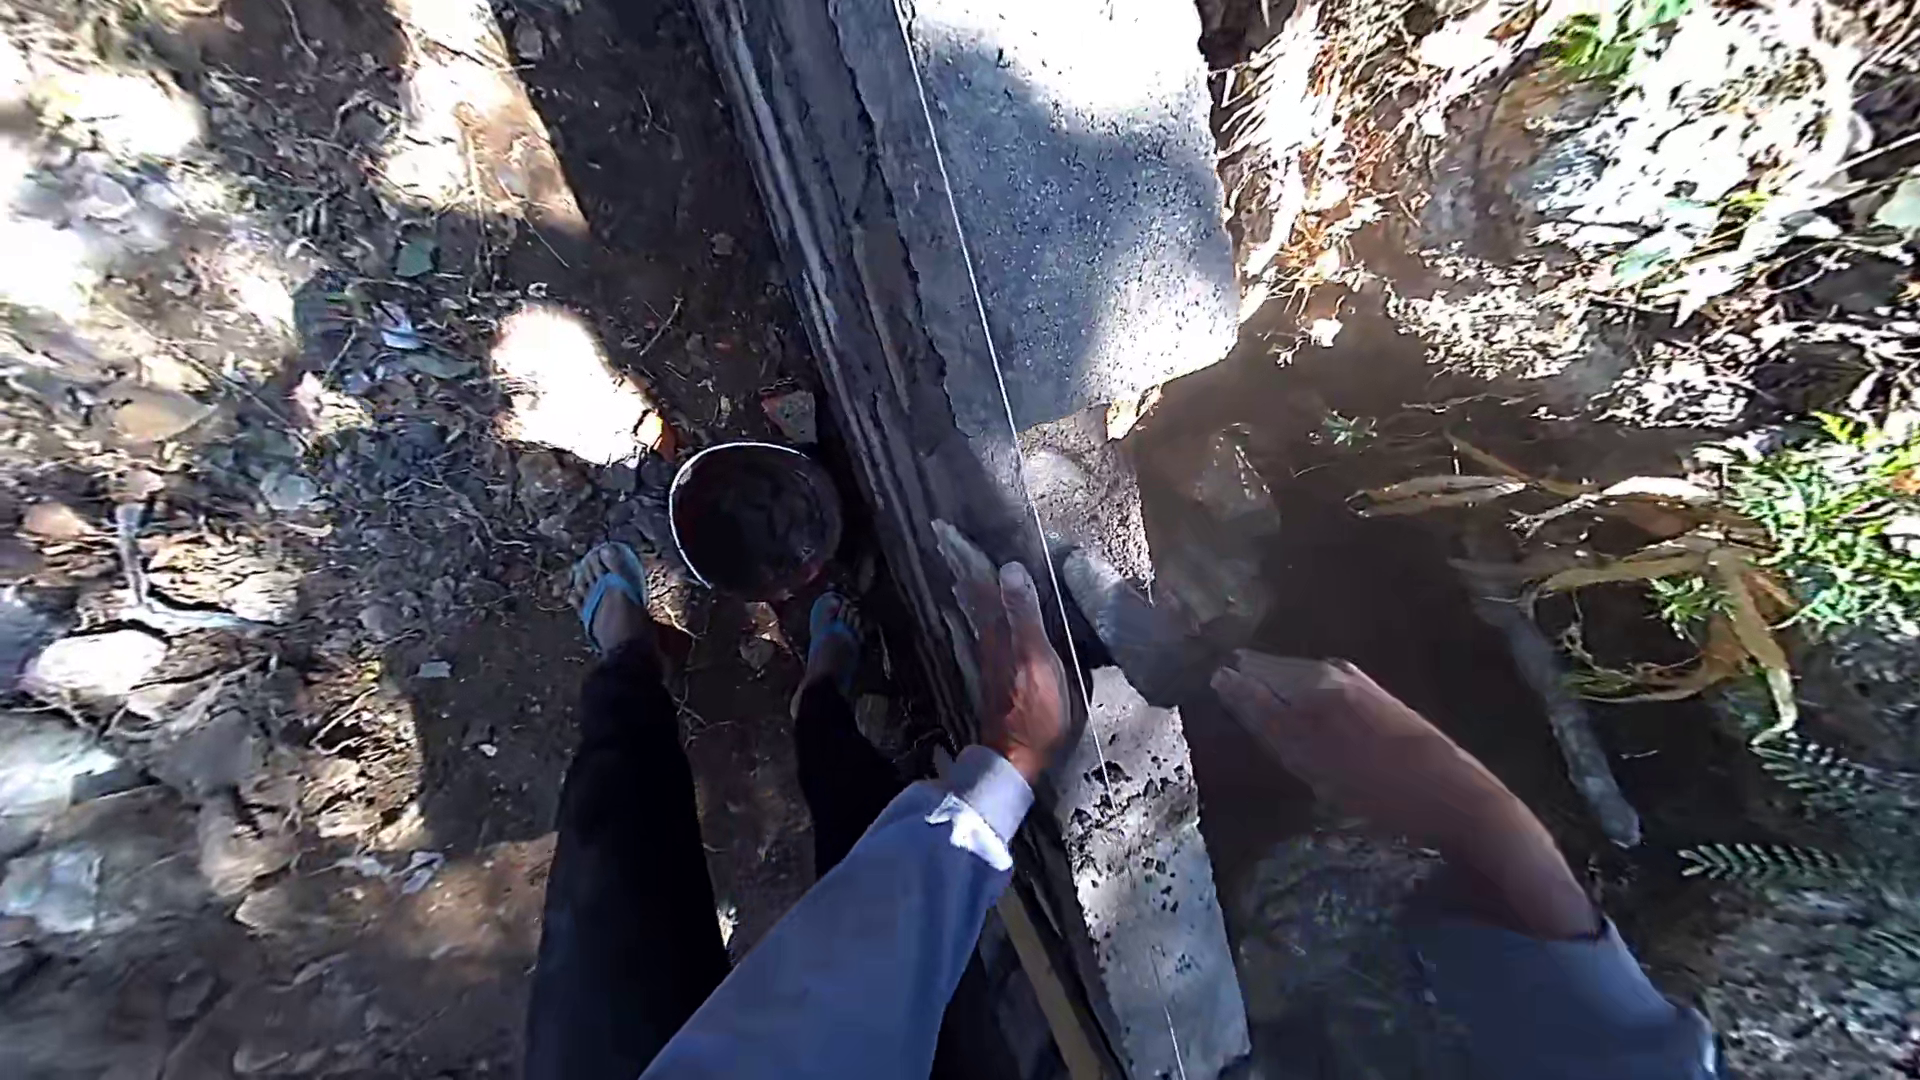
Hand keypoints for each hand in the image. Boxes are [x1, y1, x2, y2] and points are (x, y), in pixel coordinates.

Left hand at [936, 523, 1068, 784]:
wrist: (1017, 754)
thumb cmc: (1037, 710)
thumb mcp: (1038, 660)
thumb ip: (1025, 614)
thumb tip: (1009, 569)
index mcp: (1000, 628)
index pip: (979, 581)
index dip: (965, 555)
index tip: (944, 530)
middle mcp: (987, 634)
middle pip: (970, 589)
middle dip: (958, 560)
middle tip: (942, 533)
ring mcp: (987, 651)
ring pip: (971, 606)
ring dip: (962, 579)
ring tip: (951, 558)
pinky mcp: (991, 667)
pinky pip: (973, 626)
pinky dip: (965, 609)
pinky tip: (955, 604)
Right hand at [1211, 652, 1597, 937]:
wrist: (1464, 803)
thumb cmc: (1377, 784)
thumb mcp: (1305, 754)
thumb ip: (1260, 711)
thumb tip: (1221, 675)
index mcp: (1312, 676)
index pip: (1249, 667)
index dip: (1234, 691)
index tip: (1227, 719)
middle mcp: (1332, 668)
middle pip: (1272, 673)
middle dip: (1258, 699)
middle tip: (1262, 741)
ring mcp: (1357, 681)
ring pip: (1297, 687)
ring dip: (1285, 710)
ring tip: (1288, 747)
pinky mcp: (1375, 699)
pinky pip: (1322, 698)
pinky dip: (1310, 716)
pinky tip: (1320, 744)